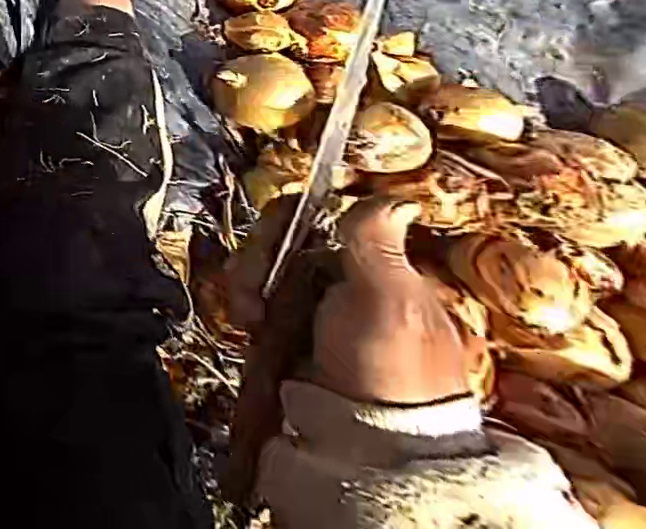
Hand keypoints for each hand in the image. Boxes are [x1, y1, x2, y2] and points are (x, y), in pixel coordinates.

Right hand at [226, 195, 469, 404]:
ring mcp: (318, 308)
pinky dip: (244, 305)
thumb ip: (378, 246)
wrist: (370, 447)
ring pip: (263, 269)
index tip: (270, 244)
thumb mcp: (388, 302)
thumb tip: (400, 197)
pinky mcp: (292, 331)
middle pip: (281, 243)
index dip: (283, 225)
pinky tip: (248, 324)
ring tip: (248, 317)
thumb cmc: (384, 368)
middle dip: (257, 261)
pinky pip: (257, 297)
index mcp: (379, 270)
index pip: (315, 219)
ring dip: (246, 285)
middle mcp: (347, 282)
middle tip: (252, 291)